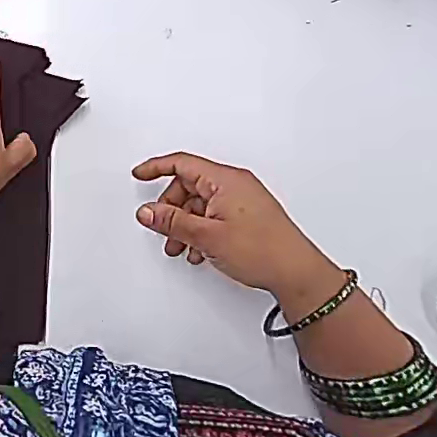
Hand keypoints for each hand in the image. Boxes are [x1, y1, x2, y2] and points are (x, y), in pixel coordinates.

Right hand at [132, 152, 341, 299]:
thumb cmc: (263, 250)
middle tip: (162, 228)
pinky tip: (200, 250)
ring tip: (181, 247)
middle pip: (189, 186)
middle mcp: (235, 184)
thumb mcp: (206, 236)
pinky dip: (201, 230)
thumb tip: (149, 212)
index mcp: (225, 180)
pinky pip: (214, 214)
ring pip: (200, 204)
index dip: (156, 168)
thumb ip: (172, 221)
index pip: (182, 164)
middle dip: (171, 209)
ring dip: (185, 224)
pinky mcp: (248, 214)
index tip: (140, 174)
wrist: (296, 272)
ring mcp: (243, 199)